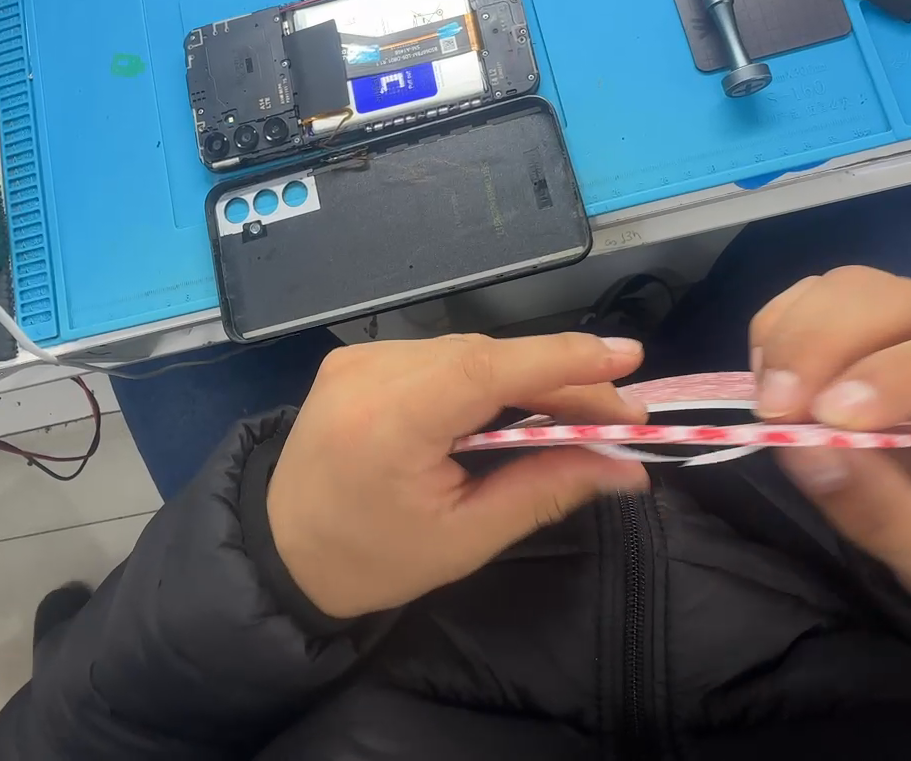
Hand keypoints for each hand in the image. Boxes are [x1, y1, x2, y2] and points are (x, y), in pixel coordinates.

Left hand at [267, 333, 649, 619]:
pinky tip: (514, 401)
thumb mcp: (465, 538)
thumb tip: (624, 467)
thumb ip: (544, 489)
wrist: (283, 550)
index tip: (628, 358)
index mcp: (388, 421)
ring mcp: (359, 357)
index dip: (561, 358)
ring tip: (576, 410)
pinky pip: (439, 356)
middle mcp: (369, 371)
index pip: (487, 369)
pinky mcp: (357, 357)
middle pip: (484, 357)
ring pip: (466, 352)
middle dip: (559, 379)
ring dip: (525, 376)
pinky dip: (484, 375)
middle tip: (618, 413)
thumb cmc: (373, 558)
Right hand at [751, 267, 910, 631]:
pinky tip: (773, 382)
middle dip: (823, 344)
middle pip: (902, 300)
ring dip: (794, 336)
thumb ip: (890, 520)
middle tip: (774, 410)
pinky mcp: (881, 327)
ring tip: (771, 403)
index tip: (827, 418)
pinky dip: (780, 331)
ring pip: (853, 289)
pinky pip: (818, 299)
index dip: (905, 371)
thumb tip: (799, 450)